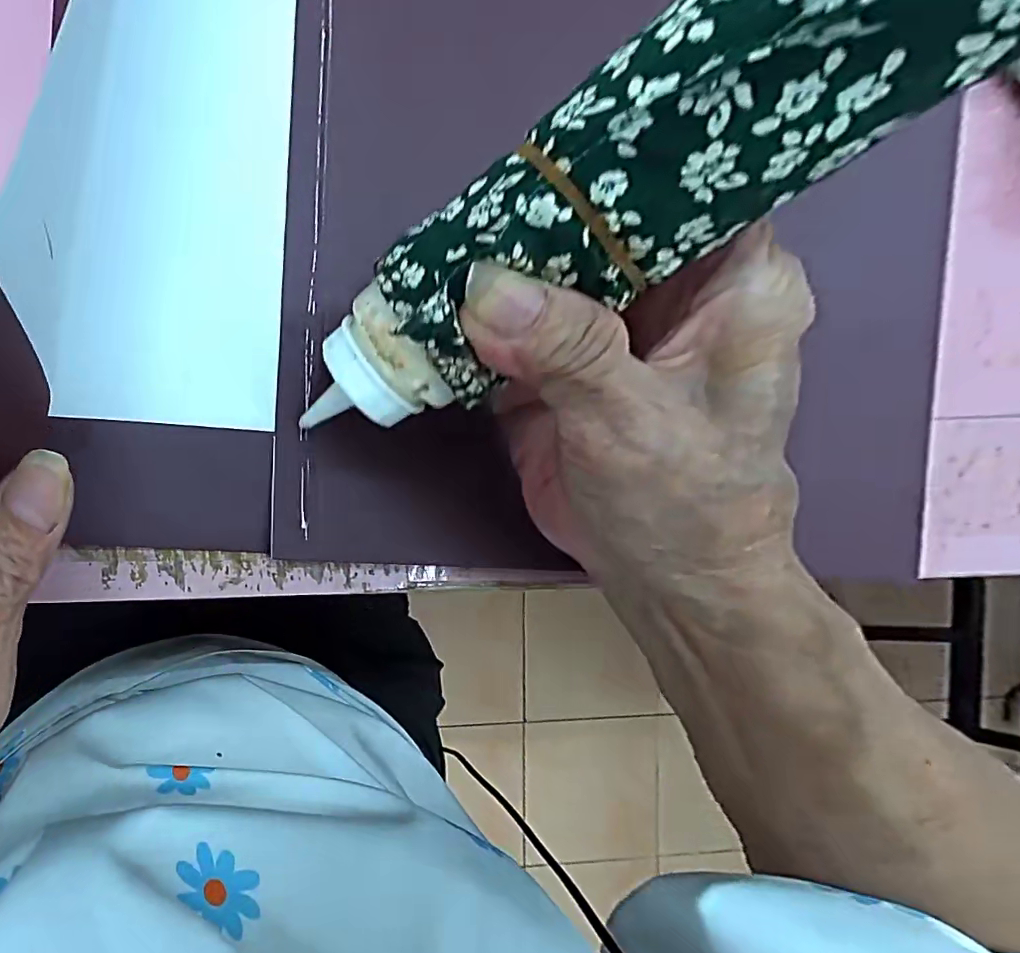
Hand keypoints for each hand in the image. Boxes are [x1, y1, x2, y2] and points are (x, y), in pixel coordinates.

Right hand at [458, 221, 815, 593]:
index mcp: (726, 285)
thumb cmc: (683, 495)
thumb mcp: (631, 417)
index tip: (526, 184)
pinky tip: (423, 330)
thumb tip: (482, 287)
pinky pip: (499, 342)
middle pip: (588, 242)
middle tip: (451, 232)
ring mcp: (597, 339)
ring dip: (480, 291)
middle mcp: (661, 300)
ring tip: (422, 275)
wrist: (655, 573)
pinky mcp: (548, 377)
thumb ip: (567, 349)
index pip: (675, 197)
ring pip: (534, 291)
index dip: (603, 183)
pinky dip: (461, 339)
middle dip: (519, 239)